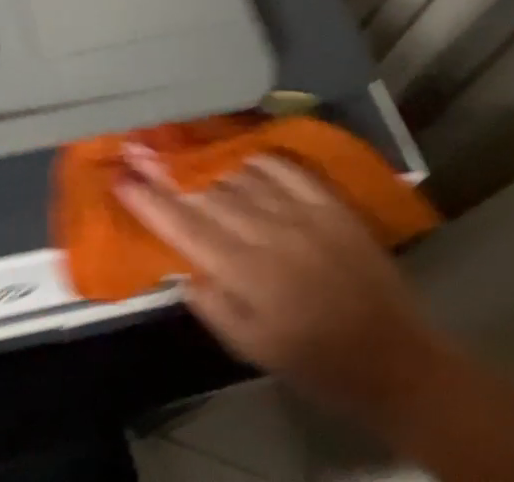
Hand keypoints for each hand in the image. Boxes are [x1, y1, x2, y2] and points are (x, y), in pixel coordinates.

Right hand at [114, 147, 434, 410]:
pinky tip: (243, 160)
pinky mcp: (330, 204)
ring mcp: (302, 214)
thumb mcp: (249, 347)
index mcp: (245, 273)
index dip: (148, 200)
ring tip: (186, 158)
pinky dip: (258, 160)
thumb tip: (182, 266)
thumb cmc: (314, 362)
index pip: (183, 226)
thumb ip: (210, 302)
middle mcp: (268, 234)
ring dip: (209, 167)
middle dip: (167, 172)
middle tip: (138, 151)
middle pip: (206, 192)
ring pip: (240, 176)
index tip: (120, 179)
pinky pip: (284, 167)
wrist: (393, 359)